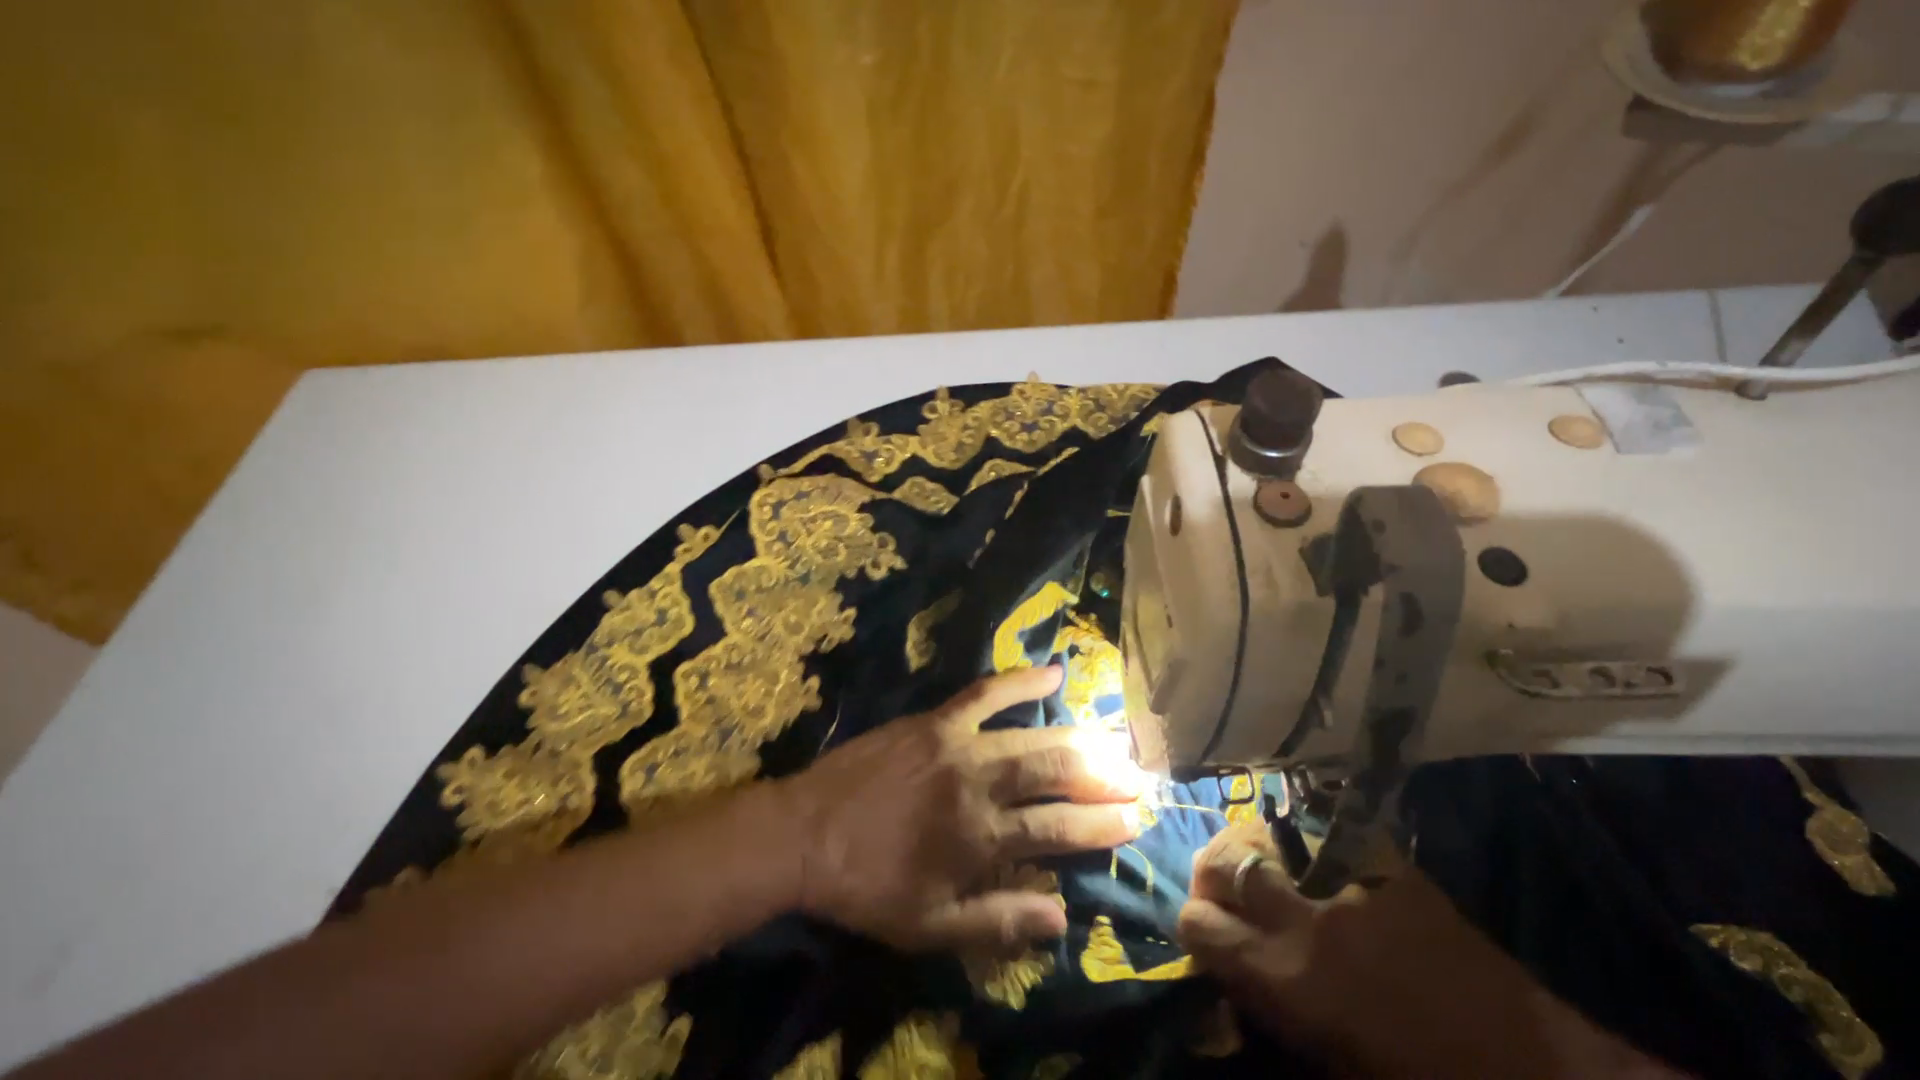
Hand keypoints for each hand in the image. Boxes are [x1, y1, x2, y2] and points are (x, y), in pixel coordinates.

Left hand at [778, 666, 1147, 951]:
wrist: (802, 834)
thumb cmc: (867, 887)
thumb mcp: (929, 926)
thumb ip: (997, 921)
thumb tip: (1062, 917)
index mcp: (980, 838)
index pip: (1059, 828)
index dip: (1101, 826)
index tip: (1135, 820)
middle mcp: (978, 784)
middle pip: (1056, 774)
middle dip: (1103, 777)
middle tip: (1139, 778)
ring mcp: (956, 745)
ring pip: (1032, 737)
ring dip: (1079, 739)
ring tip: (1115, 741)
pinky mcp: (934, 720)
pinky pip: (984, 692)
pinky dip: (1020, 680)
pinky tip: (1053, 671)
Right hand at [1176, 824, 1687, 1079]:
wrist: (1528, 1065)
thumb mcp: (1325, 1064)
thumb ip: (1267, 1009)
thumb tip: (1232, 977)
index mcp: (1283, 978)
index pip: (1199, 923)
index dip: (1193, 926)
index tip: (1203, 935)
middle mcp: (1306, 921)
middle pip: (1226, 863)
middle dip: (1212, 874)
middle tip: (1222, 890)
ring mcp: (1351, 887)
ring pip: (1272, 837)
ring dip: (1254, 849)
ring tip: (1260, 863)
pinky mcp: (1393, 870)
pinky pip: (1331, 838)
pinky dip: (1310, 844)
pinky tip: (1315, 859)